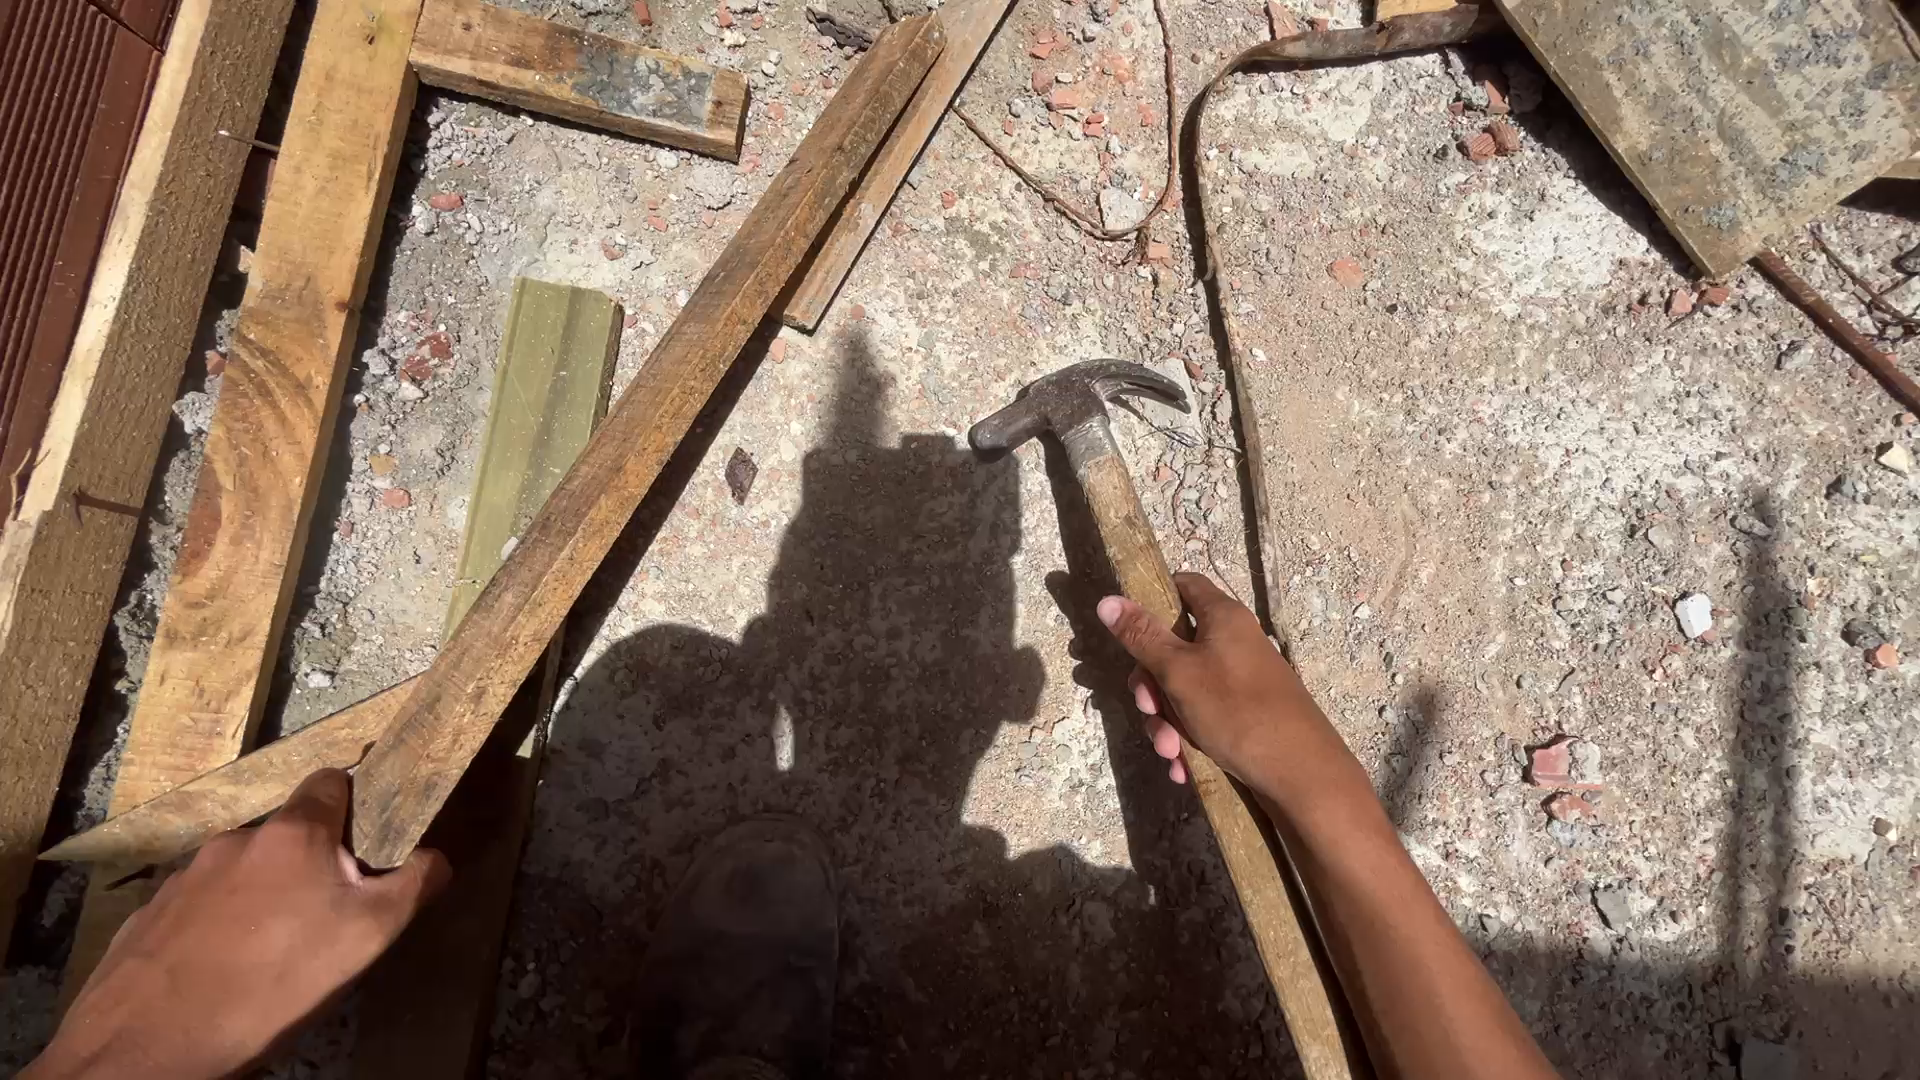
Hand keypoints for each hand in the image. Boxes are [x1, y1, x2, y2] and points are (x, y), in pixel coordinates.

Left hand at [28, 769, 448, 1079]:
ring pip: (244, 871)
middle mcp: (234, 842)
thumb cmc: (271, 983)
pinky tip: (223, 970)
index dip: (357, 802)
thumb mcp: (371, 934)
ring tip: (272, 948)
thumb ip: (417, 882)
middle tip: (328, 910)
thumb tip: (436, 857)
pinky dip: (218, 926)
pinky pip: (199, 908)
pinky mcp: (139, 923)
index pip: (332, 781)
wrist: (137, 1063)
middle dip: (313, 861)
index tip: (369, 841)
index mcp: (292, 834)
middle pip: (291, 833)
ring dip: (264, 894)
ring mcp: (178, 882)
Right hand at [1097, 573, 1349, 800]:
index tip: (1128, 628)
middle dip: (1151, 684)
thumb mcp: (1179, 671)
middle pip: (1173, 646)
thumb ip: (1141, 636)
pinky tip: (1182, 766)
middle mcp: (1233, 643)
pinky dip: (1187, 738)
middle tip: (1147, 707)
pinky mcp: (1244, 715)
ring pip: (1182, 689)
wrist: (1305, 778)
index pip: (1183, 584)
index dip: (1151, 598)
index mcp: (1222, 618)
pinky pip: (1202, 717)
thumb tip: (1106, 600)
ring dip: (1166, 720)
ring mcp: (1239, 680)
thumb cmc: (1239, 711)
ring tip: (1169, 751)